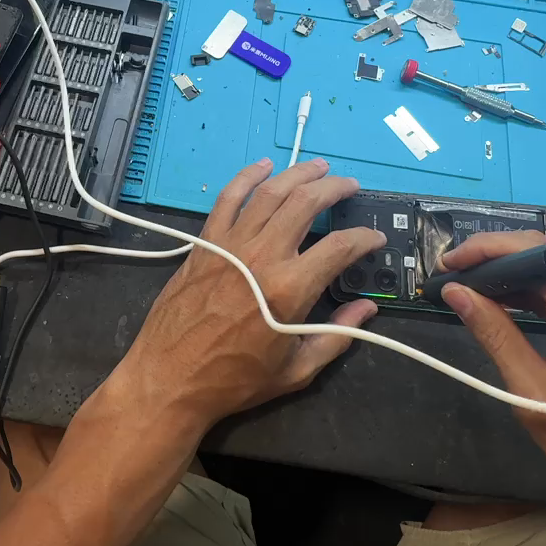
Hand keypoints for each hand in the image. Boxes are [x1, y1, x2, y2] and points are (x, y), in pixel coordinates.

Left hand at [114, 158, 384, 431]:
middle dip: (333, 188)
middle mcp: (263, 255)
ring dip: (297, 174)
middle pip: (305, 203)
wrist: (171, 376)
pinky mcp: (207, 241)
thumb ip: (336, 337)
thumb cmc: (236, 379)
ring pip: (269, 192)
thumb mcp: (296, 371)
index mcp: (291, 288)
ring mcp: (231, 243)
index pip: (339, 248)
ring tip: (317, 167)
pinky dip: (247, 177)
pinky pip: (228, 198)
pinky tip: (263, 166)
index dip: (364, 238)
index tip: (374, 238)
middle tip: (349, 185)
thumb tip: (366, 310)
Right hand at [439, 230, 545, 515]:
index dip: (483, 250)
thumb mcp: (538, 400)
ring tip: (473, 294)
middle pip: (544, 256)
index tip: (446, 267)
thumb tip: (457, 293)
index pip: (531, 252)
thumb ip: (497, 338)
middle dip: (493, 261)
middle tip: (453, 281)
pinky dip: (538, 293)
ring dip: (514, 278)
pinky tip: (513, 309)